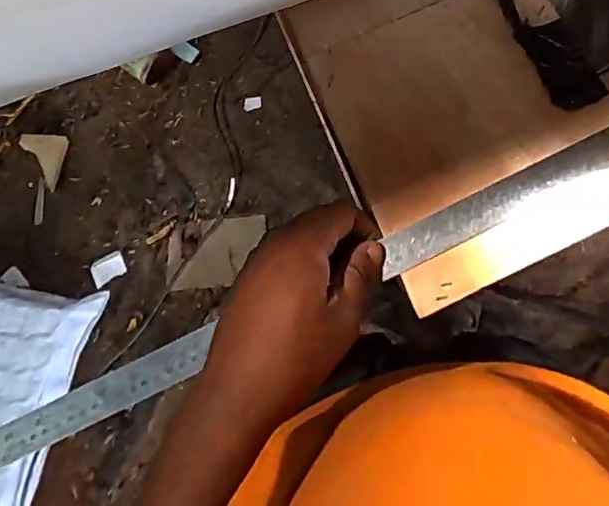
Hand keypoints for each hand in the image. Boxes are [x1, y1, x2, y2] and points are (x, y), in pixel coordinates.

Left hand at [195, 201, 383, 425]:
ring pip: (299, 236)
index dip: (365, 225)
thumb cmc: (295, 360)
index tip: (375, 255)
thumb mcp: (344, 322)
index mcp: (303, 245)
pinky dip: (300, 262)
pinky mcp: (245, 278)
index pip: (342, 211)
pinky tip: (304, 298)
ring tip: (335, 286)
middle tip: (359, 272)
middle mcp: (277, 242)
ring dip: (322, 249)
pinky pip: (280, 254)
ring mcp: (256, 259)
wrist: (233, 397)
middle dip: (344, 236)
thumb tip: (372, 248)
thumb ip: (362, 276)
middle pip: (319, 219)